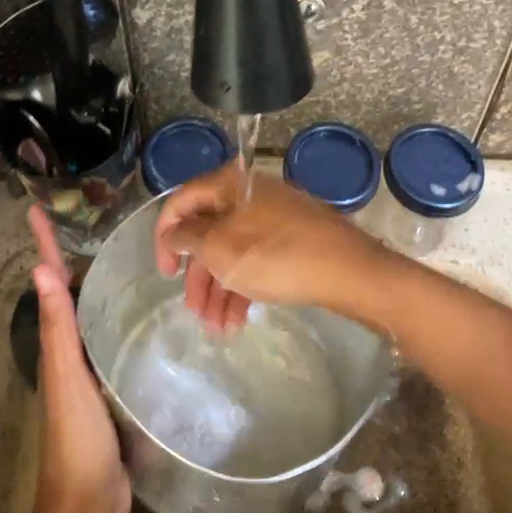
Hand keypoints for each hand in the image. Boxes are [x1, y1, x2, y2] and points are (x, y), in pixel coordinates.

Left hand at [24, 206, 129, 512]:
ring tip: (136, 259)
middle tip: (105, 224)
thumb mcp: (66, 377)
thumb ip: (57, 328)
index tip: (37, 208)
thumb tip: (38, 269)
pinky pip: (119, 342)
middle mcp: (71, 350)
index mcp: (57, 343)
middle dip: (78, 257)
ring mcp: (93, 370)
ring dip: (106, 287)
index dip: (45, 245)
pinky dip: (128, 321)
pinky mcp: (116, 388)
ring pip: (97, 316)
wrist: (89, 501)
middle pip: (73, 294)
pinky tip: (155, 318)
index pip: (50, 282)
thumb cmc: (75, 437)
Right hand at [154, 164, 388, 332]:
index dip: (164, 237)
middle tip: (193, 311)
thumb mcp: (218, 247)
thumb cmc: (273, 255)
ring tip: (217, 329)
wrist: (347, 269)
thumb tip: (173, 231)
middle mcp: (250, 193)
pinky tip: (238, 320)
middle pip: (208, 232)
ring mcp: (275, 215)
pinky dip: (243, 286)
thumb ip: (187, 237)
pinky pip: (257, 259)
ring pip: (233, 250)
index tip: (165, 274)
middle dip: (198, 276)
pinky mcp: (293, 238)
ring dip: (219, 289)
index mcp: (229, 183)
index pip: (181, 202)